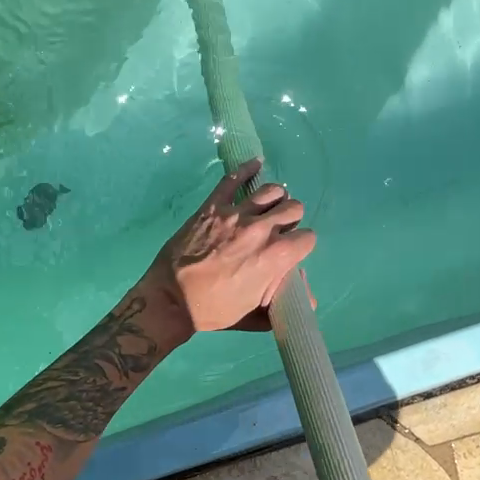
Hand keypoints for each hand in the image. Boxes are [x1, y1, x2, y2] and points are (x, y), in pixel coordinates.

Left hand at [139, 158, 315, 333]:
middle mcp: (261, 229)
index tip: (288, 251)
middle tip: (276, 229)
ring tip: (266, 207)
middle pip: (292, 209)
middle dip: (289, 219)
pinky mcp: (212, 207)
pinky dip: (246, 169)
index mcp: (277, 256)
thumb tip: (308, 298)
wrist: (171, 300)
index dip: (299, 246)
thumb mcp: (256, 315)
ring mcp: (235, 214)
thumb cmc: (214, 310)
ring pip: (270, 191)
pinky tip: (255, 164)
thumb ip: (285, 302)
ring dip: (273, 199)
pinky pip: (232, 179)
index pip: (307, 238)